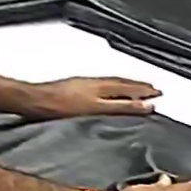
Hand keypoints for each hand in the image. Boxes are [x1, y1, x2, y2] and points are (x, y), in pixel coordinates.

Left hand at [15, 77, 159, 118]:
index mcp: (103, 86)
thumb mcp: (99, 109)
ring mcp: (83, 84)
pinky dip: (112, 86)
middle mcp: (95, 82)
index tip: (159, 93)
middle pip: (122, 82)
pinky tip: (110, 90)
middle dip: (138, 85)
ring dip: (126, 85)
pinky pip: (101, 84)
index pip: (130, 87)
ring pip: (111, 82)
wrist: (32, 101)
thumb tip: (147, 105)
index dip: (146, 90)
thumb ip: (124, 107)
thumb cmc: (62, 106)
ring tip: (135, 87)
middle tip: (151, 87)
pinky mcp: (73, 87)